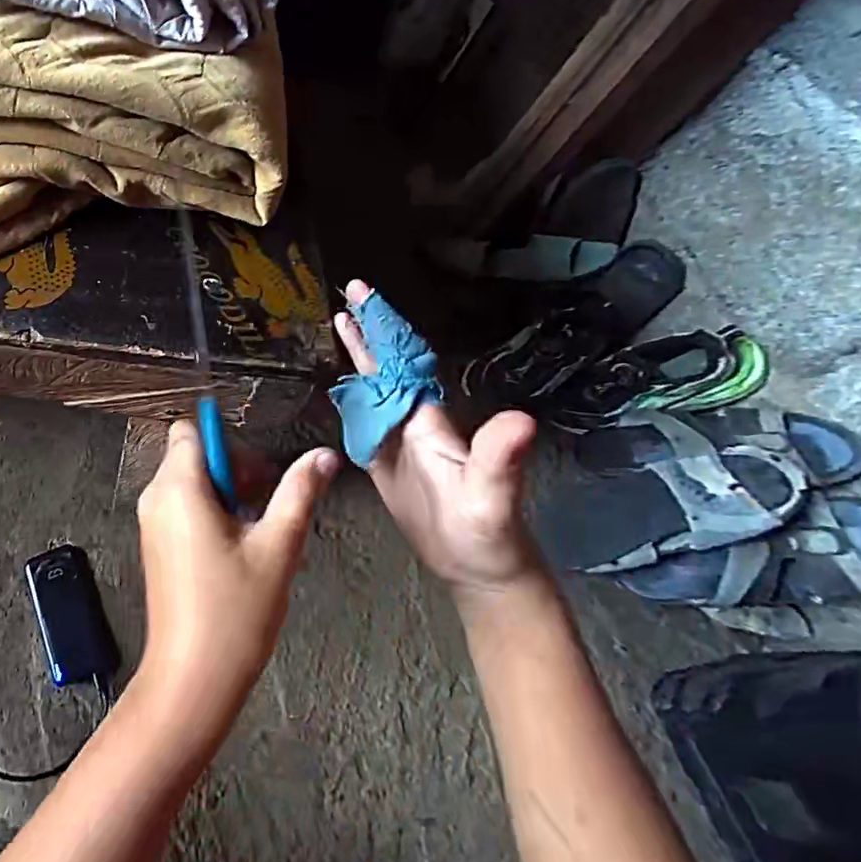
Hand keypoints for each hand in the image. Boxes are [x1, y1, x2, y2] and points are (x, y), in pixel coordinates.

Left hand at [135, 420, 339, 709]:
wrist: (192, 676)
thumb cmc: (232, 615)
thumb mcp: (277, 547)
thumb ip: (300, 493)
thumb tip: (323, 457)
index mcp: (179, 489)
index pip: (192, 430)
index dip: (229, 442)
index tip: (258, 474)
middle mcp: (157, 499)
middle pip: (191, 453)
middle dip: (233, 468)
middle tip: (265, 503)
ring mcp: (153, 523)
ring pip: (188, 480)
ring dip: (225, 491)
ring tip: (256, 530)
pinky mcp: (157, 544)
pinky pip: (181, 506)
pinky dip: (209, 511)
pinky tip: (237, 547)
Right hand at [333, 280, 543, 603]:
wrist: (477, 568)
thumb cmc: (488, 535)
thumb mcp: (493, 498)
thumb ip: (499, 460)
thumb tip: (521, 419)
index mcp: (429, 420)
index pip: (402, 363)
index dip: (383, 328)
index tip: (363, 294)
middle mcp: (412, 422)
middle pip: (385, 367)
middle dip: (368, 330)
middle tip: (347, 294)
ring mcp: (397, 442)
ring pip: (372, 388)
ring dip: (358, 356)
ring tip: (339, 324)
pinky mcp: (384, 463)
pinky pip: (362, 422)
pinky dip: (349, 397)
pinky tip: (340, 386)